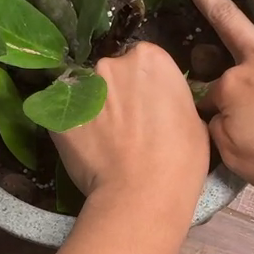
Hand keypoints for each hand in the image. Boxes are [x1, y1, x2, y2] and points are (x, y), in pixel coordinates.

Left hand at [52, 41, 209, 217]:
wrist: (142, 195)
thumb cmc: (180, 160)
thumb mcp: (195, 121)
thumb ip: (173, 101)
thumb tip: (163, 108)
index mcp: (151, 58)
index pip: (145, 62)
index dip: (148, 87)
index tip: (151, 108)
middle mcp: (113, 64)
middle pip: (114, 73)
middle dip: (120, 95)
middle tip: (130, 127)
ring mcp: (82, 89)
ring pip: (89, 95)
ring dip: (97, 111)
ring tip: (109, 142)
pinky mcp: (58, 116)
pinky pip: (68, 118)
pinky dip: (77, 130)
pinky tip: (90, 151)